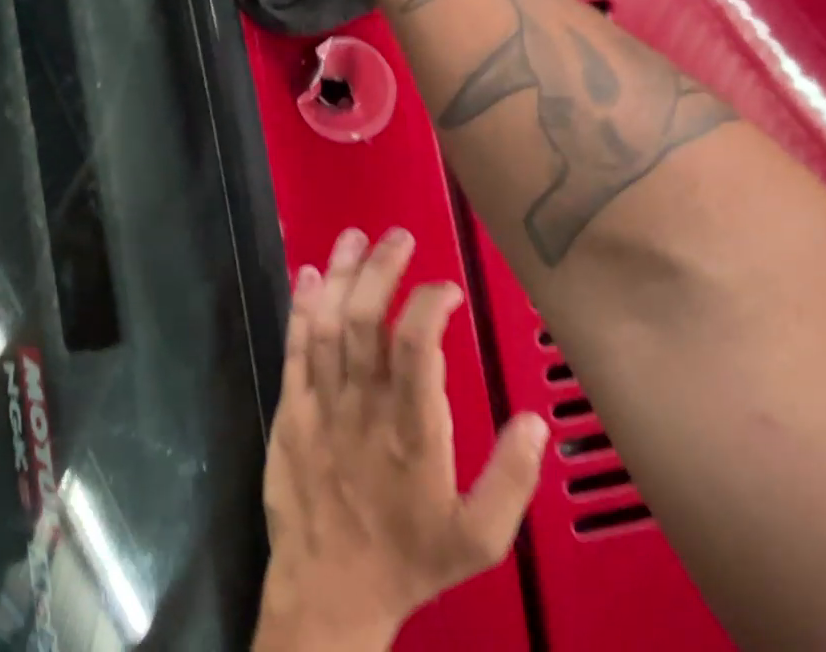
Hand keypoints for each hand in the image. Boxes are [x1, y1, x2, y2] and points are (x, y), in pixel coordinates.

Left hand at [254, 228, 549, 650]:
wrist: (329, 589)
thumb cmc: (407, 560)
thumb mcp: (480, 538)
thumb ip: (512, 479)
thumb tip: (536, 420)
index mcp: (413, 432)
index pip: (415, 348)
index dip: (428, 305)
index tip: (446, 288)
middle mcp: (363, 408)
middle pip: (366, 321)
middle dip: (380, 270)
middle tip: (397, 236)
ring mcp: (320, 407)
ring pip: (327, 326)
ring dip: (339, 276)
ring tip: (353, 237)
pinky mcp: (289, 413)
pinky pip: (294, 351)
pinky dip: (301, 310)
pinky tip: (308, 276)